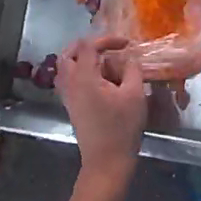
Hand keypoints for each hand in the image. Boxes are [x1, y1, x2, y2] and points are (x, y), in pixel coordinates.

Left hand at [56, 37, 145, 188]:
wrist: (106, 161)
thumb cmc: (121, 127)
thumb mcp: (134, 95)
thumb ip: (132, 70)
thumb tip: (130, 58)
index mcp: (83, 76)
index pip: (88, 45)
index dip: (106, 39)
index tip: (126, 44)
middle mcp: (70, 82)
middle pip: (68, 53)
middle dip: (88, 45)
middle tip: (108, 48)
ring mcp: (67, 95)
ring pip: (65, 66)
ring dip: (81, 58)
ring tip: (103, 62)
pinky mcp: (71, 105)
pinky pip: (68, 79)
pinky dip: (79, 71)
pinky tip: (99, 79)